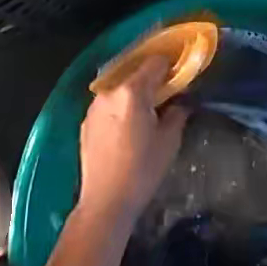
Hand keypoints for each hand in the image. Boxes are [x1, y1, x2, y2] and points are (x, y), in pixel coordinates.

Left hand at [76, 57, 188, 223]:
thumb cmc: (142, 170)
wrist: (105, 203)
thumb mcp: (170, 139)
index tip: (180, 77)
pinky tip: (128, 127)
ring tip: (146, 113)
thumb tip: (180, 100)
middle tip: (167, 96)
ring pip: (121, 88)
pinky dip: (121, 106)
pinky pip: (109, 103)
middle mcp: (110, 92)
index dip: (171, 67)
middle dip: (152, 80)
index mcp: (132, 91)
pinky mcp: (86, 122)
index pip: (155, 62)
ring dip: (135, 93)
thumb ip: (178, 111)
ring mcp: (94, 106)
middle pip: (136, 73)